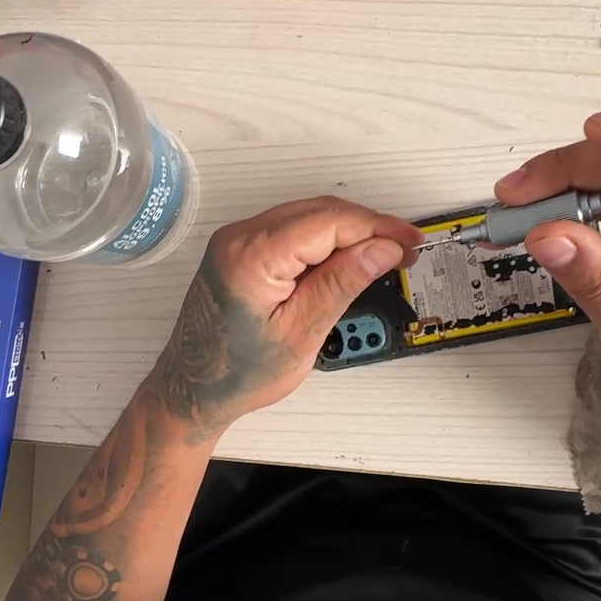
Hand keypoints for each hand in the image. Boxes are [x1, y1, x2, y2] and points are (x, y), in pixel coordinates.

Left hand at [146, 197, 423, 438]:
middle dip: (366, 227)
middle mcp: (237, 239)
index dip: (375, 227)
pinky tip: (345, 260)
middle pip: (318, 212)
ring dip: (346, 232)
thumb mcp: (300, 335)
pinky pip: (289, 231)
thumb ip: (341, 284)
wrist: (191, 389)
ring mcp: (235, 242)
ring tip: (380, 257)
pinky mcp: (238, 252)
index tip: (408, 241)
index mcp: (250, 256)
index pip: (327, 221)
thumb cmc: (235, 374)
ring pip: (305, 217)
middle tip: (403, 249)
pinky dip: (322, 241)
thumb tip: (381, 249)